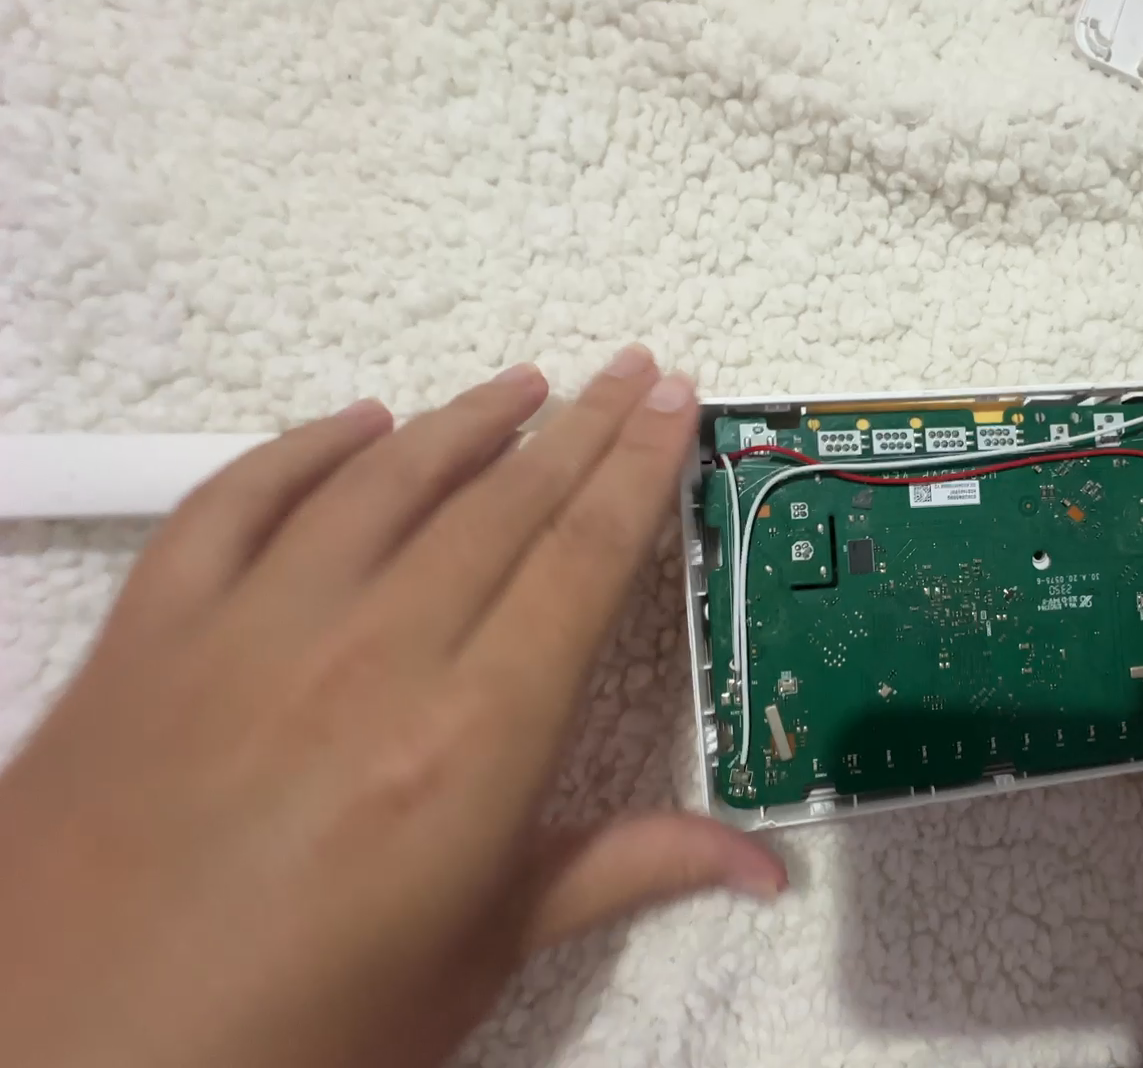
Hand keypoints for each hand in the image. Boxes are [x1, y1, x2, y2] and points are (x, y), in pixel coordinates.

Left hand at [0, 348, 785, 1067]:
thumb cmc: (315, 1026)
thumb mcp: (494, 945)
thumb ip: (636, 866)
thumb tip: (774, 871)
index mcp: (476, 735)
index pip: (585, 557)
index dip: (641, 470)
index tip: (677, 402)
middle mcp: (374, 658)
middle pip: (507, 502)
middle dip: (587, 425)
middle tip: (637, 367)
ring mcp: (247, 637)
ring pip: (384, 482)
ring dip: (470, 418)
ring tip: (532, 380)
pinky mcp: (142, 644)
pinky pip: (233, 507)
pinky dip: (304, 450)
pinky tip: (362, 422)